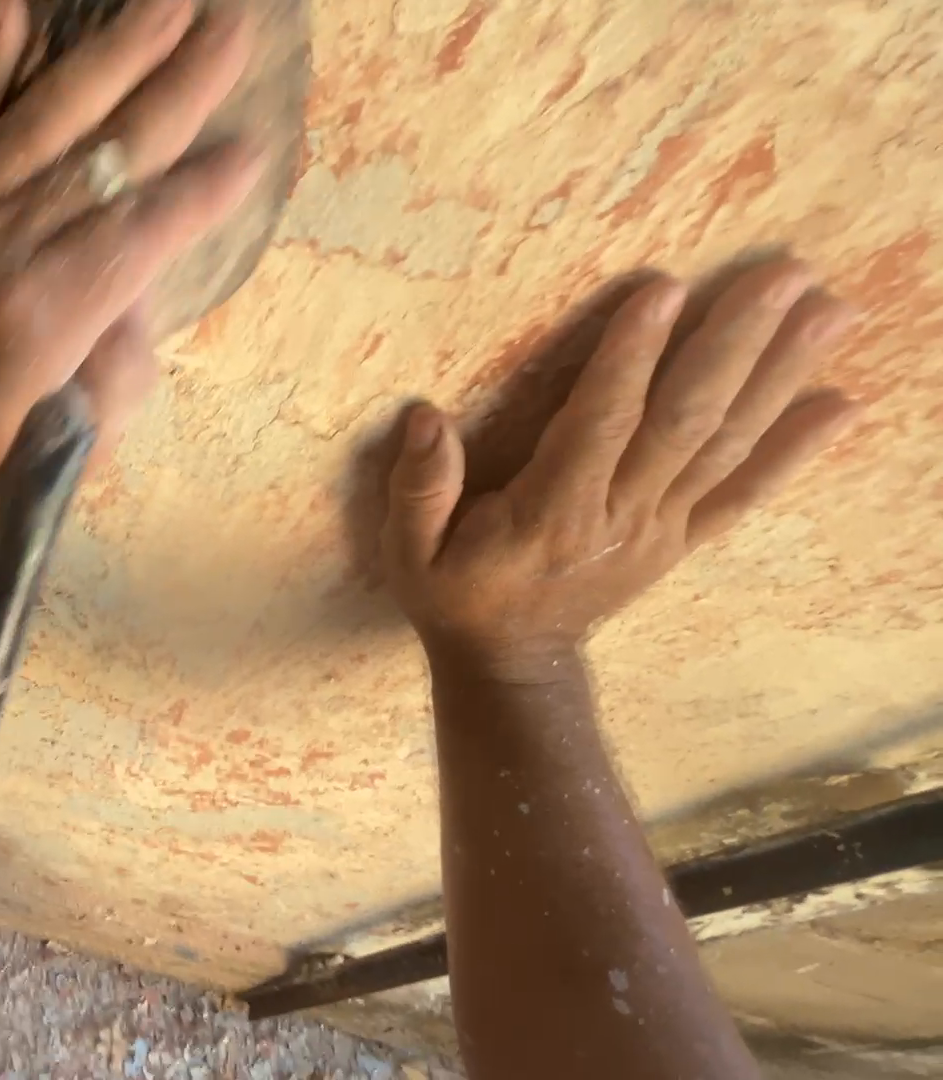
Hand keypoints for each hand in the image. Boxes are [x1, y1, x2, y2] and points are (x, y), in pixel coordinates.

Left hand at [0, 0, 260, 556]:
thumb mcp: (70, 447)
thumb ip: (119, 368)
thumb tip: (134, 296)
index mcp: (50, 314)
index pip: (145, 230)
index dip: (203, 191)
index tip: (252, 149)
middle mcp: (4, 249)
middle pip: (105, 155)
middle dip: (177, 90)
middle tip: (233, 29)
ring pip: (39, 122)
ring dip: (104, 57)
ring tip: (162, 2)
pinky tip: (11, 12)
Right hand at [381, 259, 859, 680]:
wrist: (510, 662)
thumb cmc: (453, 598)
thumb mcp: (409, 552)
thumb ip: (417, 489)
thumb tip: (425, 417)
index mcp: (550, 514)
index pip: (598, 423)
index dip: (630, 357)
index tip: (664, 290)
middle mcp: (617, 516)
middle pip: (682, 423)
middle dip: (734, 345)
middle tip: (784, 275)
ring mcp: (657, 530)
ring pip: (723, 447)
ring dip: (778, 378)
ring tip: (829, 312)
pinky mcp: (677, 543)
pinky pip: (742, 495)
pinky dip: (794, 451)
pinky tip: (840, 404)